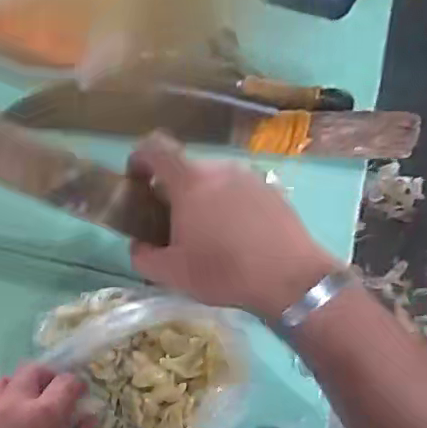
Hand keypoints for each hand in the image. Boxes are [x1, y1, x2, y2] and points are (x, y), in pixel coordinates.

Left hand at [0, 364, 95, 427]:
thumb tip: (86, 417)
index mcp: (46, 414)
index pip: (65, 382)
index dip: (76, 385)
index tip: (79, 393)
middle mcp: (13, 403)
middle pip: (30, 370)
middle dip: (45, 376)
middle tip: (51, 393)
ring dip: (12, 388)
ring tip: (18, 406)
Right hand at [127, 132, 340, 320]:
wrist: (292, 279)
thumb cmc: (223, 271)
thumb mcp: (169, 273)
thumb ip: (142, 255)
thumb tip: (139, 245)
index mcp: (189, 181)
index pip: (155, 148)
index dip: (138, 157)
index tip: (134, 180)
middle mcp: (220, 169)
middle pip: (185, 168)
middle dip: (171, 189)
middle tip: (169, 221)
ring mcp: (250, 177)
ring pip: (212, 179)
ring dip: (200, 198)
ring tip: (204, 232)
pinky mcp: (272, 190)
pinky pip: (237, 190)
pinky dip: (226, 205)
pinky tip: (233, 236)